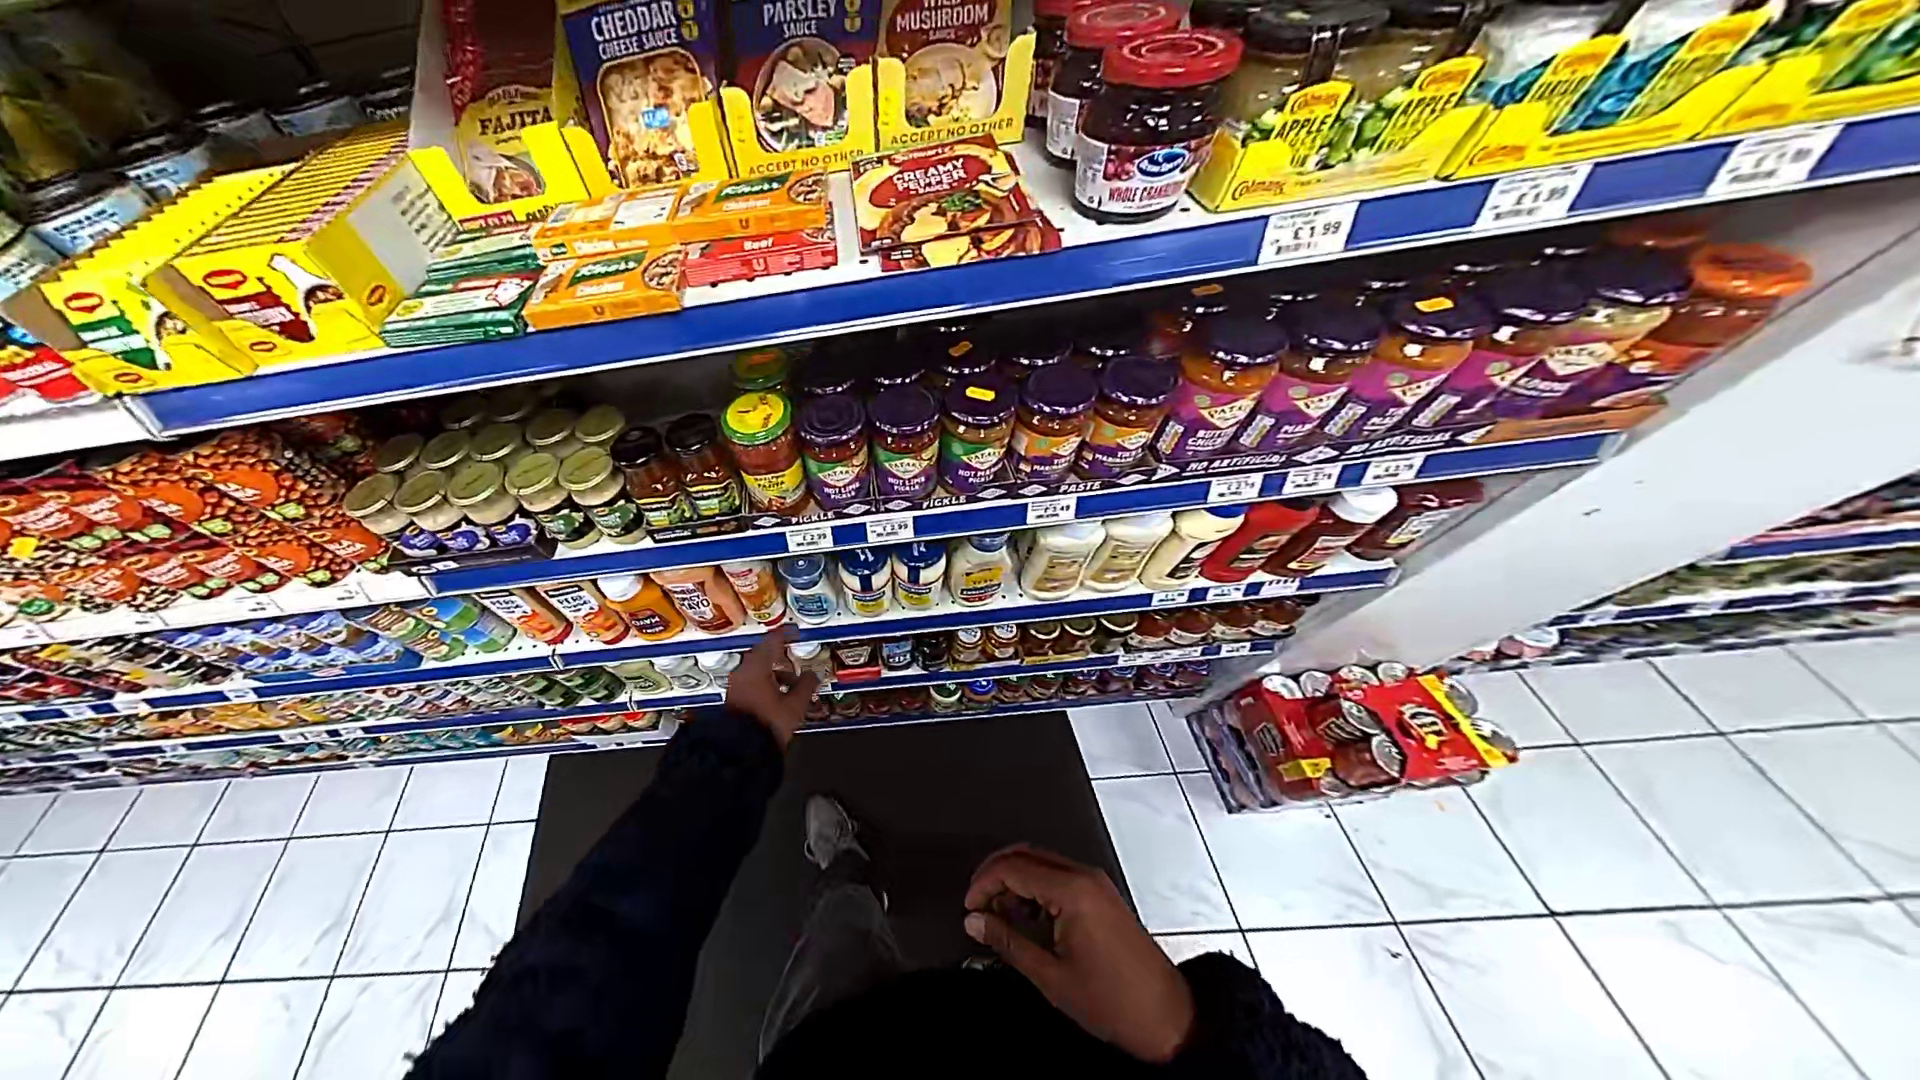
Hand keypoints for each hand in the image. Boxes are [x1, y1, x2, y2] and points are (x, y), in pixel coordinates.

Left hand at [724, 627, 817, 748]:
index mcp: (757, 667)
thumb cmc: (767, 722)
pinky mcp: (733, 700)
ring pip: (758, 672)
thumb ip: (806, 685)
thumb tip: (813, 675)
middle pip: (763, 656)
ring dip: (775, 675)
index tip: (796, 632)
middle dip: (781, 659)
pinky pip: (752, 684)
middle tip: (795, 662)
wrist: (739, 751)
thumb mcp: (794, 704)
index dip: (786, 634)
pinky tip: (779, 698)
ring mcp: (736, 686)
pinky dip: (766, 685)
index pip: (773, 641)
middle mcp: (742, 672)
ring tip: (792, 687)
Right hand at [964, 844, 1195, 1063]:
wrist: (1166, 1016)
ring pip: (1040, 862)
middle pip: (1025, 855)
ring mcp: (1094, 882)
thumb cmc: (1116, 1001)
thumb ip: (1007, 942)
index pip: (1013, 867)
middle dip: (995, 876)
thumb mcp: (1051, 976)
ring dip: (1014, 882)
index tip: (969, 908)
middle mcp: (1084, 876)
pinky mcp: (1099, 893)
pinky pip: (1057, 875)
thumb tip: (976, 923)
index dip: (983, 884)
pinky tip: (1024, 919)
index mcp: (1072, 890)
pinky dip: (1034, 888)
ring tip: (997, 918)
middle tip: (976, 906)